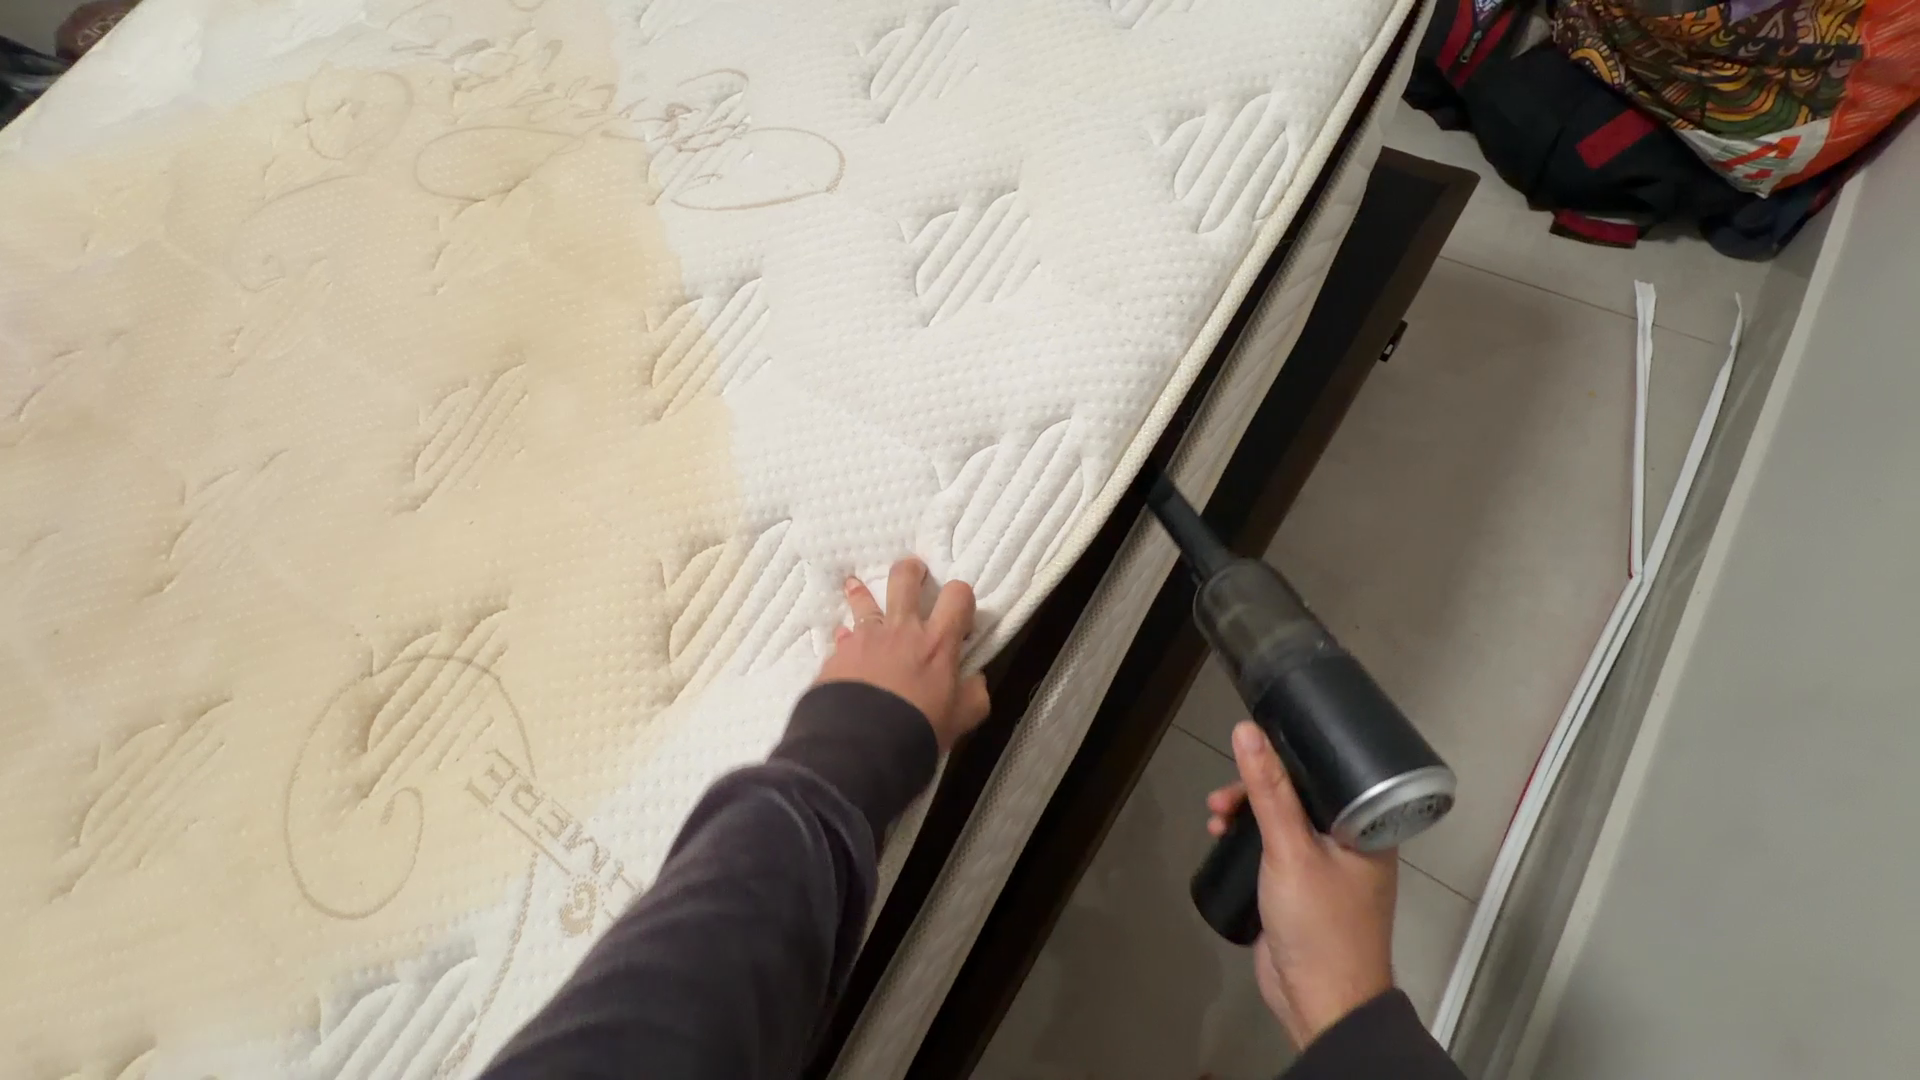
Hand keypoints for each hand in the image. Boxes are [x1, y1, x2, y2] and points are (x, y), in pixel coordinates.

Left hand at [814, 557, 990, 752]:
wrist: (860, 746)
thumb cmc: (917, 730)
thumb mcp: (961, 719)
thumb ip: (974, 695)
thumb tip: (976, 678)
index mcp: (937, 642)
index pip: (958, 595)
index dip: (962, 597)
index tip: (959, 614)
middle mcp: (902, 630)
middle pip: (905, 579)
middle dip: (911, 570)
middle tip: (914, 574)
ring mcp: (866, 638)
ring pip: (864, 599)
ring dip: (862, 592)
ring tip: (857, 586)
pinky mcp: (838, 653)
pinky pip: (842, 634)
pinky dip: (845, 636)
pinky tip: (843, 641)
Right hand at [1205, 721, 1396, 1048]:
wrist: (1320, 1004)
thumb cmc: (1319, 923)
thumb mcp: (1290, 849)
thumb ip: (1268, 790)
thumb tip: (1246, 730)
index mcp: (1366, 826)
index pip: (1323, 771)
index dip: (1282, 756)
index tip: (1245, 756)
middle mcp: (1349, 840)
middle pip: (1295, 794)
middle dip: (1251, 790)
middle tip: (1220, 801)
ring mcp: (1324, 865)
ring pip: (1278, 819)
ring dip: (1243, 813)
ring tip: (1214, 820)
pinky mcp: (1300, 886)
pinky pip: (1271, 846)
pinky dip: (1246, 838)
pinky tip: (1221, 839)